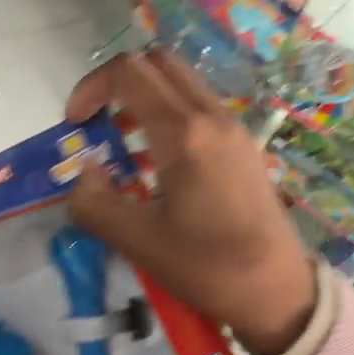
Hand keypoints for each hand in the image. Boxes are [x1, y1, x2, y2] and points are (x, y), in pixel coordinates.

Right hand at [65, 51, 316, 354]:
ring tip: (125, 148)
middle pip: (157, 63)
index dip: (90, 87)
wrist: (278, 291)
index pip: (128, 73)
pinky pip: (200, 108)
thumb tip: (83, 172)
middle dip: (118, 84)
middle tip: (98, 124)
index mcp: (183, 133)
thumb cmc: (206, 267)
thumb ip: (94, 200)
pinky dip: (171, 116)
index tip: (75, 124)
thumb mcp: (137, 241)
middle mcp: (211, 117)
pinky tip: (160, 165)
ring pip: (182, 84)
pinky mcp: (245, 146)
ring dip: (145, 99)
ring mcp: (234, 128)